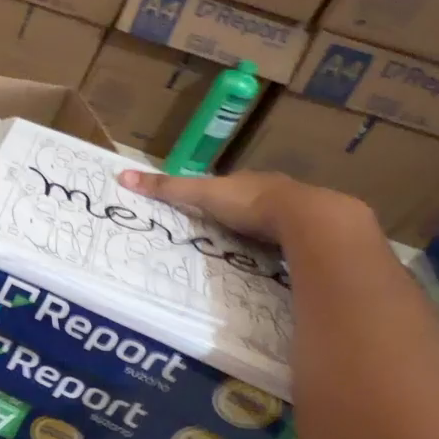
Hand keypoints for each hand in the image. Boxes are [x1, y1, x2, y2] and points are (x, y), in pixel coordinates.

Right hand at [118, 169, 372, 246]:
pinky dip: (285, 249)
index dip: (219, 195)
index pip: (231, 185)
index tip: (207, 209)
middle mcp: (276, 192)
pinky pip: (295, 241)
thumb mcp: (202, 194)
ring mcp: (300, 213)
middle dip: (244, 214)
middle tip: (227, 232)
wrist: (306, 219)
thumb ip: (168, 189)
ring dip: (267, 232)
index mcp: (250, 180)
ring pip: (278, 221)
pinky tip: (278, 262)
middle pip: (255, 202)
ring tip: (251, 251)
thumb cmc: (249, 202)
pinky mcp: (315, 236)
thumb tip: (123, 177)